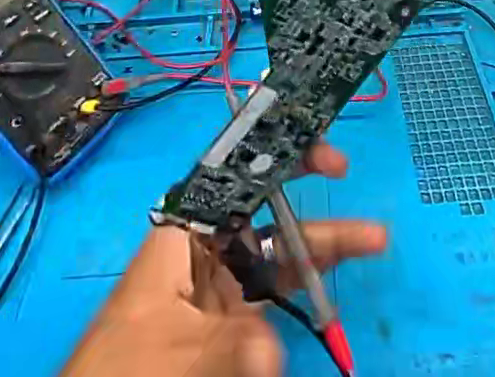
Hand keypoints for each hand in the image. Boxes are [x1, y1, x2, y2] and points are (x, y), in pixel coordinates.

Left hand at [59, 145, 386, 376]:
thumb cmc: (120, 366)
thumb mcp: (170, 353)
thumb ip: (223, 348)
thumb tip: (271, 351)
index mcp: (184, 233)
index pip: (231, 177)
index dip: (269, 151)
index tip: (305, 139)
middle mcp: (207, 249)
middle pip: (265, 207)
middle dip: (303, 183)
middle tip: (342, 166)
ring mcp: (223, 287)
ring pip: (280, 252)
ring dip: (322, 245)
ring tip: (373, 237)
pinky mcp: (233, 323)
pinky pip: (277, 294)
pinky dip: (308, 293)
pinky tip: (332, 297)